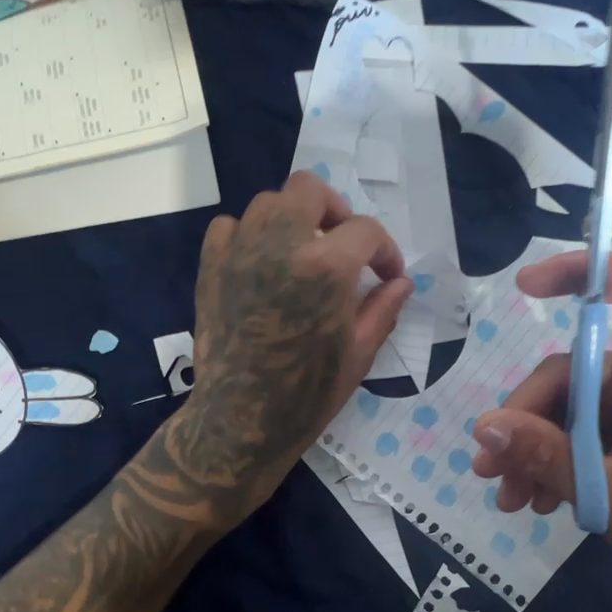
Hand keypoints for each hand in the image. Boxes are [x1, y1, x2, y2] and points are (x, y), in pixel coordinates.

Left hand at [171, 170, 413, 512]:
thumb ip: (382, 309)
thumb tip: (400, 282)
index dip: (385, 250)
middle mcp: (281, 245)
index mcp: (326, 267)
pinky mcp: (211, 268)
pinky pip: (229, 227)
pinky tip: (261, 264)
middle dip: (334, 211)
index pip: (365, 231)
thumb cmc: (307, 395)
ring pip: (267, 203)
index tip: (386, 273)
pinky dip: (248, 235)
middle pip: (309, 190)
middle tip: (341, 244)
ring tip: (301, 253)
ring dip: (291, 220)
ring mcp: (241, 253)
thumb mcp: (358, 354)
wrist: (241, 420)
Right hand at [469, 252, 611, 592]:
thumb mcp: (606, 490)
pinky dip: (550, 461)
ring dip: (530, 448)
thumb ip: (545, 454)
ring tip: (506, 494)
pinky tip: (529, 499)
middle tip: (489, 464)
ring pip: (567, 407)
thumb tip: (484, 425)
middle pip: (574, 369)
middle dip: (525, 416)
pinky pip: (578, 434)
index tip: (524, 287)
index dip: (583, 270)